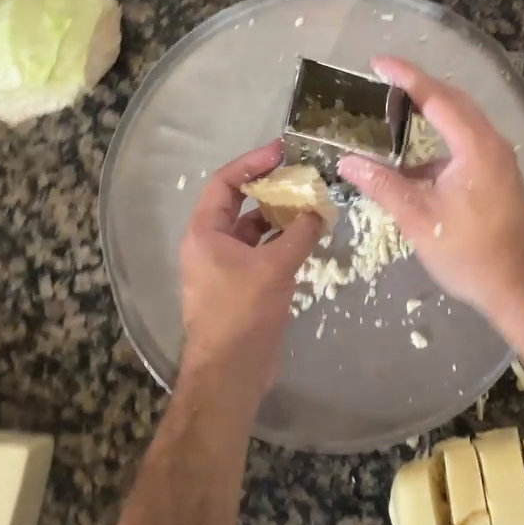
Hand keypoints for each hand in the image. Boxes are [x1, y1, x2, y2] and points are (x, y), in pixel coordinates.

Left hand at [178, 143, 324, 398]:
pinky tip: (307, 239)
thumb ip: (300, 234)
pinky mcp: (240, 287)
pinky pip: (261, 253)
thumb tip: (319, 210)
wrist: (230, 373)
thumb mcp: (275, 267)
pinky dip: (282, 242)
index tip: (282, 151)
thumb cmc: (243, 312)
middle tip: (302, 176)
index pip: (225, 182)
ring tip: (311, 204)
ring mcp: (224, 267)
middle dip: (270, 189)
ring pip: (253, 230)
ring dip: (279, 217)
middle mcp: (209, 244)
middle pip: (240, 204)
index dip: (253, 163)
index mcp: (205, 232)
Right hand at [338, 57, 523, 317]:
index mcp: (475, 145)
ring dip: (430, 111)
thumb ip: (382, 184)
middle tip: (383, 80)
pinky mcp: (498, 174)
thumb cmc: (468, 251)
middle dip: (418, 87)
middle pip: (452, 101)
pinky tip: (413, 158)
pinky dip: (440, 138)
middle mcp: (491, 143)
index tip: (378, 62)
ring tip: (394, 109)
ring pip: (461, 120)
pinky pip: (466, 141)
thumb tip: (347, 162)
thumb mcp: (418, 217)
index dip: (406, 77)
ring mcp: (498, 158)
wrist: (516, 285)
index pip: (436, 97)